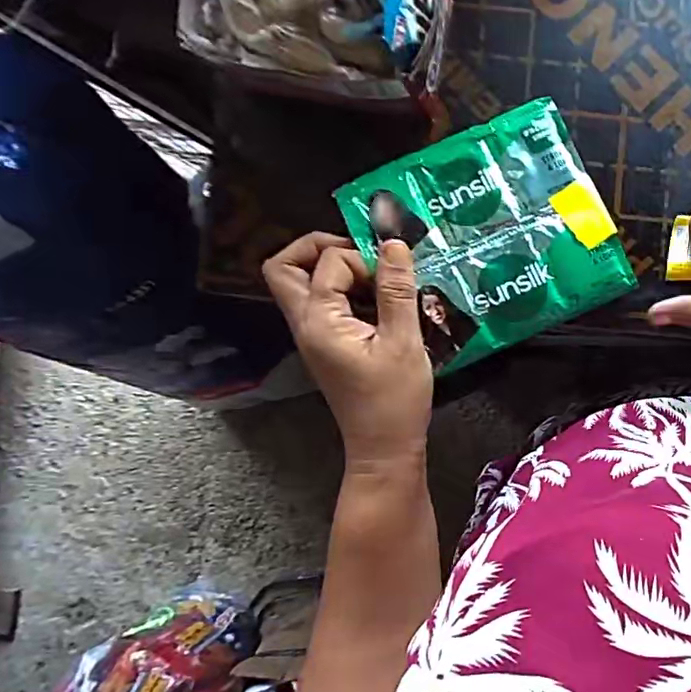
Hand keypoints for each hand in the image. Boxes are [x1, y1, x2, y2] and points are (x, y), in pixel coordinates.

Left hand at [264, 233, 432, 467]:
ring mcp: (313, 336)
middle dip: (322, 248)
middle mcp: (306, 325)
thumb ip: (396, 290)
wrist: (385, 448)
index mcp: (319, 322)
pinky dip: (346, 292)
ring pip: (303, 285)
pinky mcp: (327, 345)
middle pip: (286, 267)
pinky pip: (324, 304)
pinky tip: (382, 304)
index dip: (361, 258)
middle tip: (363, 254)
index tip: (394, 276)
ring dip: (336, 271)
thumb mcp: (404, 342)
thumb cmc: (395, 400)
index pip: (327, 263)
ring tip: (378, 280)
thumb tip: (393, 243)